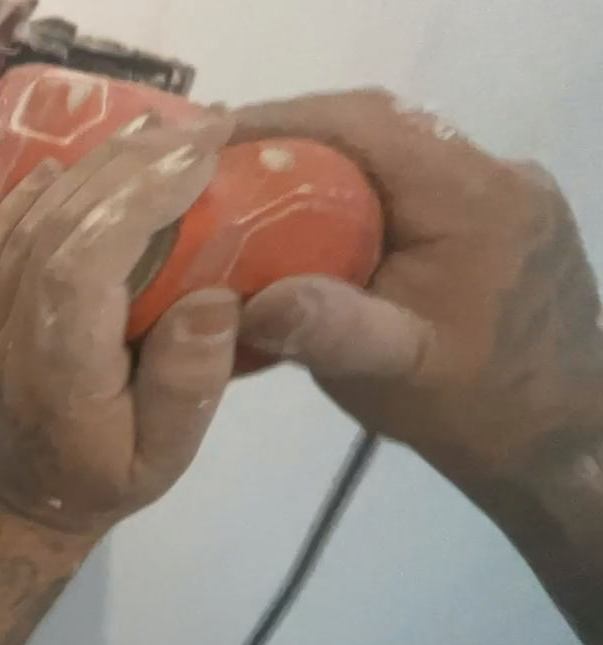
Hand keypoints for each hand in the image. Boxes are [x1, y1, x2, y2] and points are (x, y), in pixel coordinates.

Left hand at [0, 114, 238, 536]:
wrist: (31, 495)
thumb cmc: (105, 477)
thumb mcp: (164, 453)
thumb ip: (187, 382)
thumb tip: (210, 298)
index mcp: (58, 368)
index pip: (78, 266)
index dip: (133, 201)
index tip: (201, 153)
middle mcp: (11, 337)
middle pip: (50, 235)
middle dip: (123, 172)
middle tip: (199, 128)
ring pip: (21, 235)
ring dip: (83, 176)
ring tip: (152, 134)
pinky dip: (23, 204)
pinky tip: (61, 170)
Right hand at [234, 90, 602, 487]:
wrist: (547, 426)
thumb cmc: (468, 398)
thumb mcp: (389, 368)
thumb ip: (328, 330)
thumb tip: (244, 304)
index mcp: (471, 198)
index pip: (368, 124)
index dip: (279, 120)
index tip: (200, 139)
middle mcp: (487, 178)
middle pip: (369, 131)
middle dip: (277, 140)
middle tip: (194, 173)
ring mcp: (483, 197)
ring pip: (376, 158)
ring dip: (297, 169)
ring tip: (222, 199)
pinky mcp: (471, 222)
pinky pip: (386, 188)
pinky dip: (322, 196)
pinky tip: (277, 232)